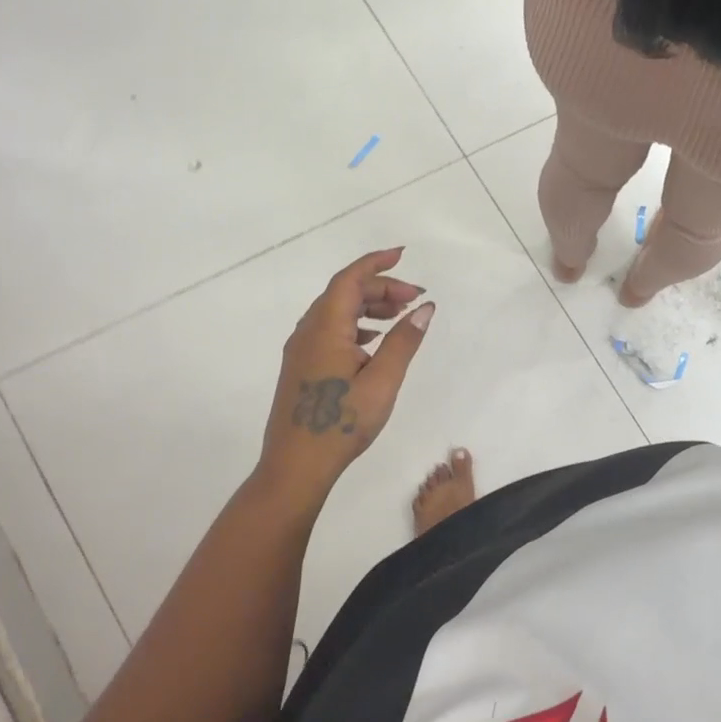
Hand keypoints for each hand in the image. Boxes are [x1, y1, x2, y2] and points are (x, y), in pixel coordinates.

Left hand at [256, 248, 432, 504]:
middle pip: (343, 293)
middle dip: (381, 288)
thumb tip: (424, 307)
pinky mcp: (302, 368)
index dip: (375, 263)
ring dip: (369, 305)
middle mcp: (307, 334)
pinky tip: (376, 340)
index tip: (403, 254)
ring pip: (336, 312)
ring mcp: (301, 352)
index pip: (349, 281)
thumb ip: (404, 340)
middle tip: (416, 299)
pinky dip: (357, 323)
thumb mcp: (383, 380)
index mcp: (325, 330)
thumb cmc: (342, 422)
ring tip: (400, 315)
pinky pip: (330, 329)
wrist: (296, 467)